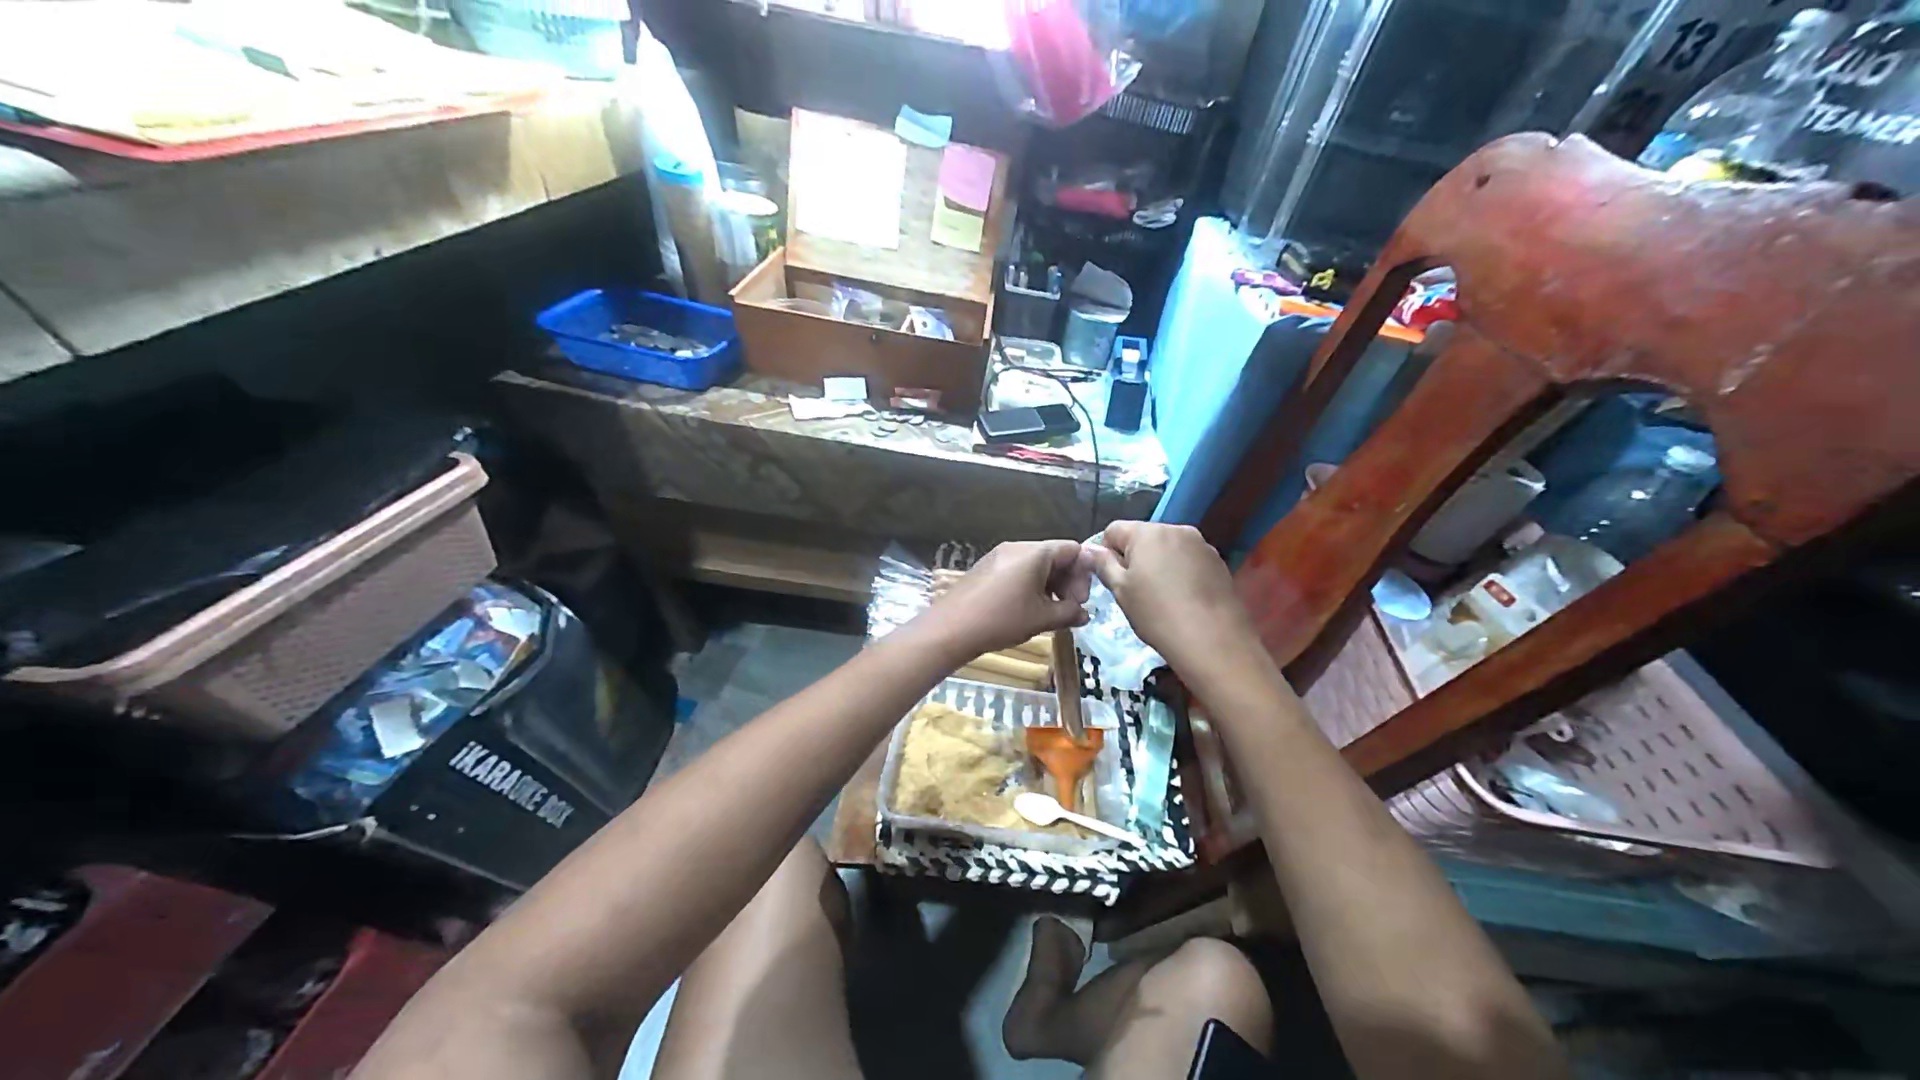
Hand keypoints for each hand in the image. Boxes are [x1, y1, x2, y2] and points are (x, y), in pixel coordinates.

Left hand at [915, 540, 1091, 660]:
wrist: (951, 628)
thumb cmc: (1002, 619)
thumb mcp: (1042, 619)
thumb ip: (1069, 613)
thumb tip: (1084, 614)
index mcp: (1035, 553)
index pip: (1073, 550)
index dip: (1083, 575)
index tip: (1080, 601)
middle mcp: (1017, 547)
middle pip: (1054, 556)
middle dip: (1067, 582)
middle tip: (1068, 609)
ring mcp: (998, 556)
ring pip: (1035, 565)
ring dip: (1049, 586)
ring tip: (1048, 613)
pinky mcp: (986, 568)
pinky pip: (1017, 570)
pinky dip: (1030, 586)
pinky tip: (1026, 609)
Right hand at [1083, 522, 1257, 674]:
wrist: (1213, 639)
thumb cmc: (1157, 613)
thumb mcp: (1121, 590)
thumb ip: (1103, 564)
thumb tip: (1089, 549)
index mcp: (1147, 532)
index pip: (1114, 529)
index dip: (1105, 551)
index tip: (1109, 578)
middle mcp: (1176, 529)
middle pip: (1143, 537)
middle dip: (1134, 557)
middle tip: (1133, 590)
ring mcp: (1201, 544)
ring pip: (1167, 548)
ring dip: (1158, 564)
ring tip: (1160, 596)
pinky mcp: (1218, 562)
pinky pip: (1188, 559)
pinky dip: (1180, 572)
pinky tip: (1182, 598)